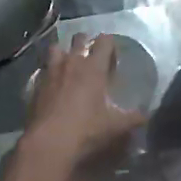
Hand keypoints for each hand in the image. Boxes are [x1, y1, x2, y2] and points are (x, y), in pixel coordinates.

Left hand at [24, 35, 147, 164]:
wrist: (48, 142)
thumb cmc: (86, 130)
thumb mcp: (115, 127)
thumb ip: (133, 119)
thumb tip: (145, 116)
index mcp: (94, 68)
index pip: (104, 42)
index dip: (109, 43)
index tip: (112, 51)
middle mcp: (71, 63)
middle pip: (79, 38)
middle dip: (85, 41)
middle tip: (91, 54)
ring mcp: (51, 71)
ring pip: (56, 48)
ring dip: (64, 51)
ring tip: (69, 62)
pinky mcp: (36, 84)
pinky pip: (44, 69)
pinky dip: (49, 71)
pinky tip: (53, 82)